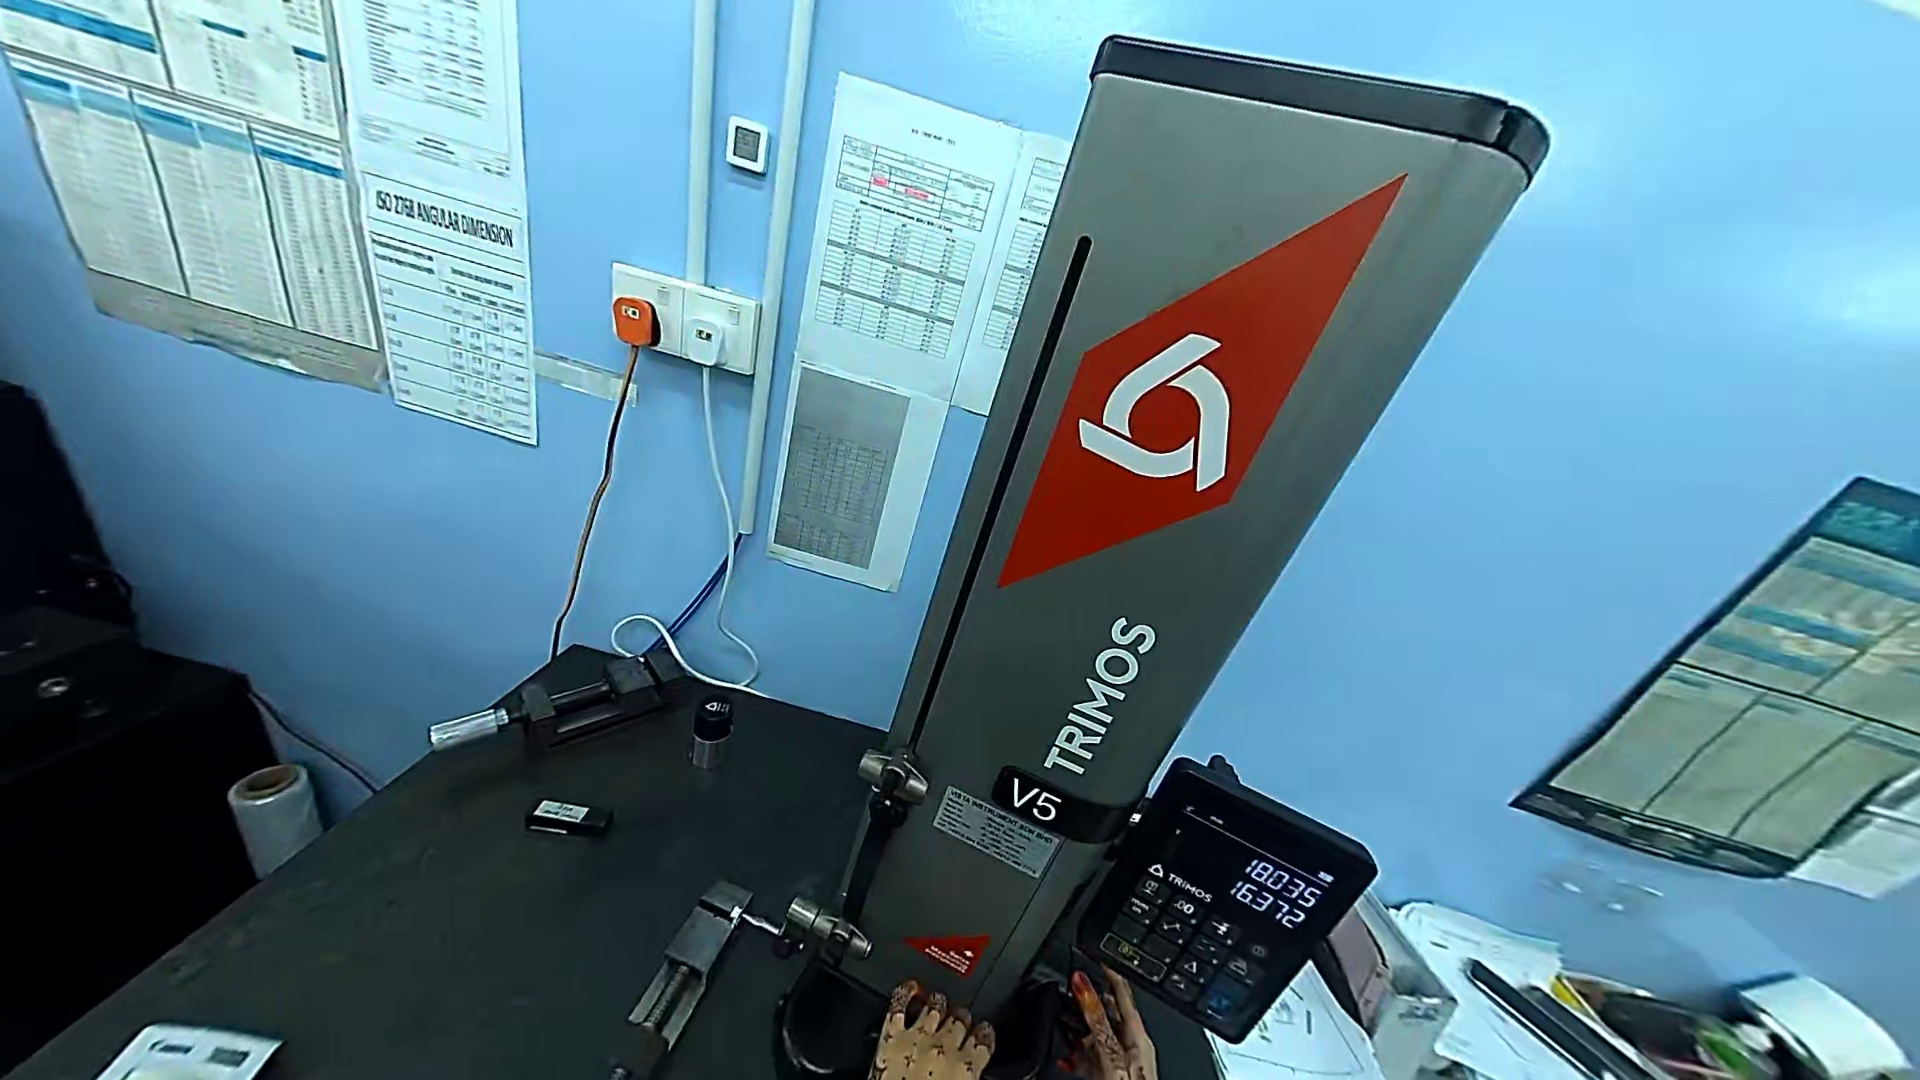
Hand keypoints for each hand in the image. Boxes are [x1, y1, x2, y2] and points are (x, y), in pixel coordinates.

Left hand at [871, 980, 994, 1079]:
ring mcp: (918, 1035)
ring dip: (939, 1004)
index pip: (984, 1041)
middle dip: (961, 1017)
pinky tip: (911, 987)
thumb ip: (971, 1078)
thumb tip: (974, 1075)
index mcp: (965, 1069)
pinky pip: (900, 1003)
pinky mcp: (893, 1034)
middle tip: (960, 1019)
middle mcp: (945, 1046)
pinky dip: (906, 991)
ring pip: (935, 1006)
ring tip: (939, 1002)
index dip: (985, 1034)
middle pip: (960, 1019)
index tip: (984, 1032)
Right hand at [1069, 967, 1155, 1079]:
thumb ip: (1096, 1018)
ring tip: (1062, 1027)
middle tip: (1068, 992)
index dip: (1108, 970)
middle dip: (1085, 1003)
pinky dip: (1076, 1055)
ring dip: (1077, 1032)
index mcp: (1138, 1033)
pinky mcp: (1112, 1076)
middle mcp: (1131, 1046)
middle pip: (1106, 1013)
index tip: (1093, 953)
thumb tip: (1082, 981)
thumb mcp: (1111, 1052)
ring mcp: (1121, 1062)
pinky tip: (1065, 1057)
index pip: (1122, 990)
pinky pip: (1091, 1058)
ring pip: (1096, 1037)